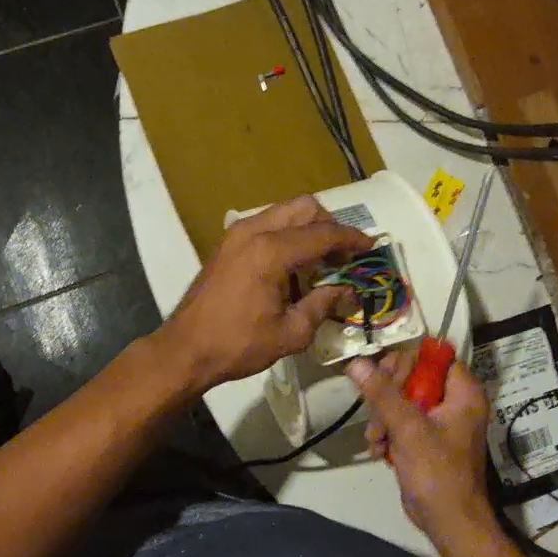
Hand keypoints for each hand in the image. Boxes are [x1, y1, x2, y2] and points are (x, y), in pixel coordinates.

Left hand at [155, 196, 372, 391]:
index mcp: (271, 252)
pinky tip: (294, 266)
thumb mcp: (291, 332)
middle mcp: (254, 231)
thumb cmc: (238, 344)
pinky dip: (287, 234)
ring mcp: (237, 234)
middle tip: (344, 254)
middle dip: (330, 226)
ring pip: (284, 212)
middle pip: (304, 208)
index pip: (323, 234)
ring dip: (308, 229)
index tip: (371, 247)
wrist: (186, 349)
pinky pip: (267, 224)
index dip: (352, 239)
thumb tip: (347, 291)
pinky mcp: (228, 242)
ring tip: (321, 261)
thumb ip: (323, 305)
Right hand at [347, 349, 496, 545]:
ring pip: (401, 400)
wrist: (448, 522)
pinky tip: (380, 450)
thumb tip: (356, 362)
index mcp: (463, 393)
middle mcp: (453, 402)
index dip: (408, 362)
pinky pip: (400, 423)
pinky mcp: (424, 441)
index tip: (384, 376)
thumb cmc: (437, 472)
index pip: (434, 356)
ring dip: (383, 418)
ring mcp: (438, 422)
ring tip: (377, 439)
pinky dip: (387, 434)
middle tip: (378, 413)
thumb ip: (382, 394)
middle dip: (388, 396)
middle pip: (413, 377)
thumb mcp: (408, 428)